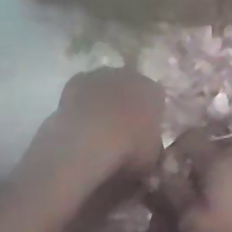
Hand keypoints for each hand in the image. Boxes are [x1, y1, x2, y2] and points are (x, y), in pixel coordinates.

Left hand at [21, 69, 164, 197]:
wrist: (89, 143)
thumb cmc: (130, 149)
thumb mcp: (153, 156)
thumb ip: (153, 146)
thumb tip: (149, 147)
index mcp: (154, 92)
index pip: (156, 100)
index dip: (150, 117)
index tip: (144, 133)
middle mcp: (129, 75)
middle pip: (130, 89)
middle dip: (127, 105)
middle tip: (122, 130)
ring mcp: (100, 75)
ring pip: (105, 88)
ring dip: (104, 103)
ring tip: (98, 129)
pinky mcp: (74, 82)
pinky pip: (82, 93)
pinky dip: (82, 105)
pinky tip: (80, 124)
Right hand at [161, 148, 231, 231]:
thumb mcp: (190, 219)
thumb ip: (171, 191)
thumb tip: (157, 173)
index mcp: (219, 158)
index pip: (190, 137)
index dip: (173, 151)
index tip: (165, 173)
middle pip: (209, 152)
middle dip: (193, 168)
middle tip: (183, 194)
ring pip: (227, 165)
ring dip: (213, 179)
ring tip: (206, 205)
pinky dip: (231, 187)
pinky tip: (229, 210)